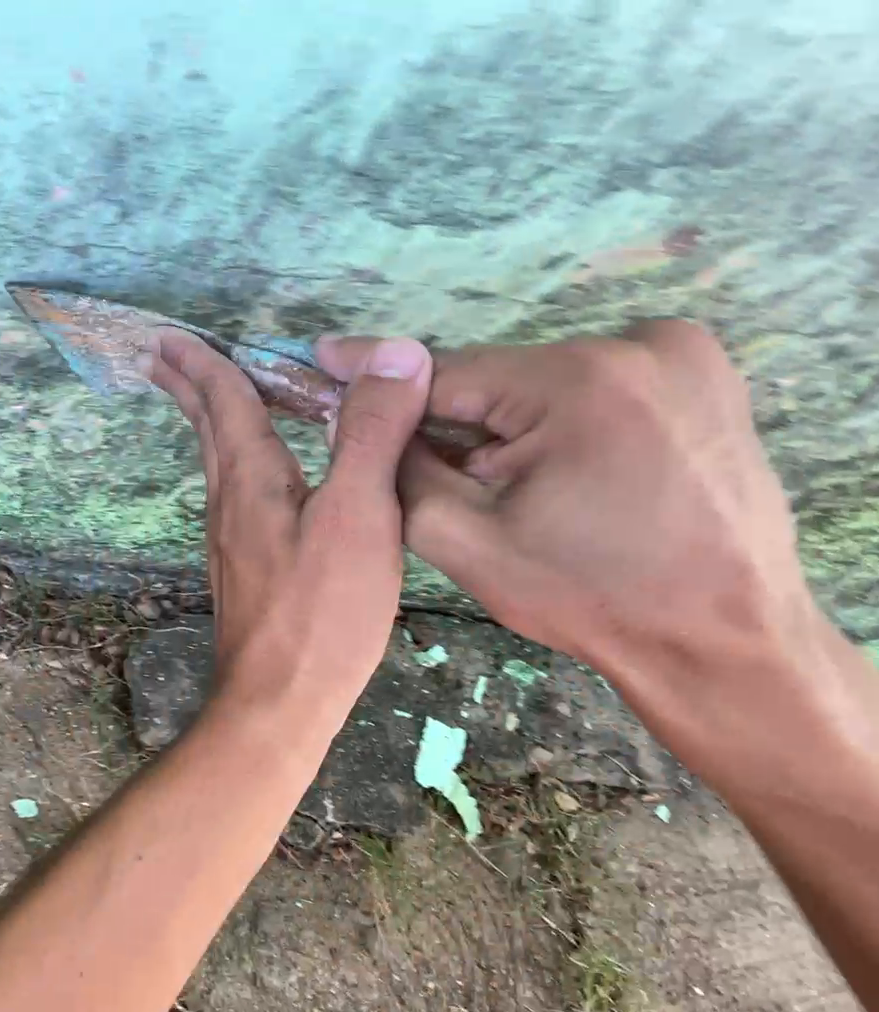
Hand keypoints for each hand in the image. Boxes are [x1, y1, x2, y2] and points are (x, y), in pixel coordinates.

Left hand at [143, 329, 435, 715]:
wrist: (277, 696)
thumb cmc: (321, 610)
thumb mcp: (360, 516)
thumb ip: (371, 435)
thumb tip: (392, 355)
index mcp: (251, 480)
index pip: (224, 404)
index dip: (203, 364)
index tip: (168, 337)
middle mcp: (228, 502)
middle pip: (207, 429)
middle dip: (186, 386)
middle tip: (159, 355)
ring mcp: (229, 537)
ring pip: (216, 462)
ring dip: (206, 421)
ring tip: (202, 398)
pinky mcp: (242, 566)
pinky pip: (232, 492)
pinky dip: (232, 459)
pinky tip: (246, 475)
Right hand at [395, 320, 822, 705]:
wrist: (723, 638)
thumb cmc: (586, 596)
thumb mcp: (458, 538)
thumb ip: (394, 465)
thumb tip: (356, 414)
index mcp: (575, 382)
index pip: (437, 371)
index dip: (372, 377)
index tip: (316, 355)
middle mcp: (637, 345)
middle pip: (488, 379)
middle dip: (442, 420)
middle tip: (411, 469)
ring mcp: (682, 355)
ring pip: (534, 382)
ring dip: (494, 423)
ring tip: (491, 483)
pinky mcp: (703, 375)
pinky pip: (585, 385)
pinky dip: (546, 419)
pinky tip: (546, 470)